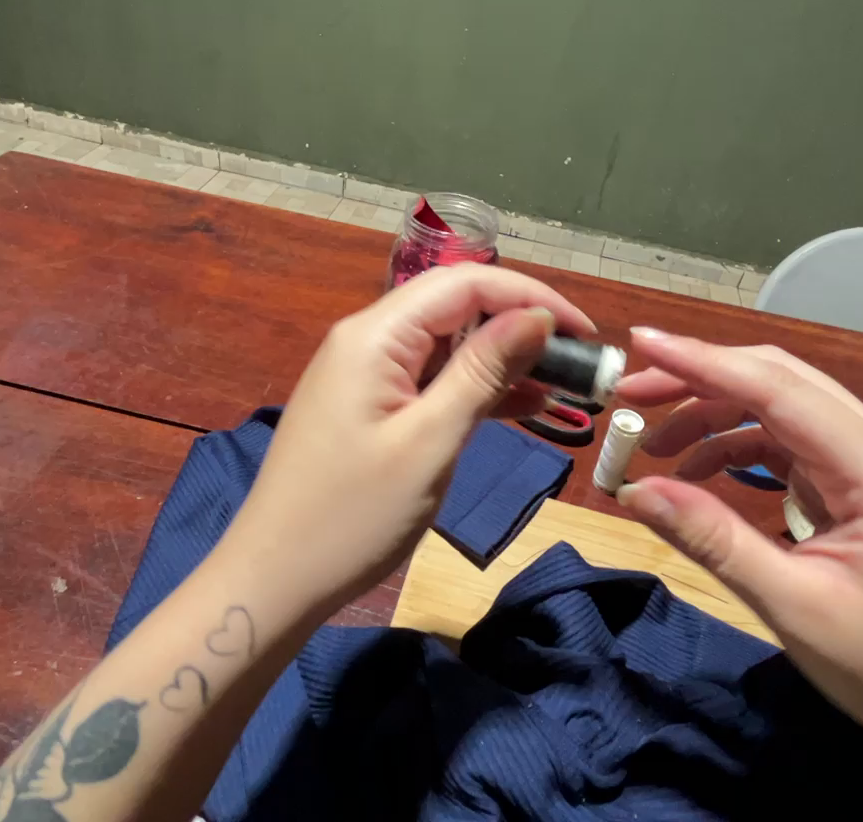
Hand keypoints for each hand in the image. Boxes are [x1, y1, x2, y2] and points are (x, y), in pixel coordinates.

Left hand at [223, 264, 593, 613]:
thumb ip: (483, 370)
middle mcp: (369, 338)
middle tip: (579, 363)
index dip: (531, 297)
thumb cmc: (354, 515)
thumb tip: (536, 316)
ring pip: (449, 344)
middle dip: (521, 325)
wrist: (276, 580)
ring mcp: (367, 373)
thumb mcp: (431, 441)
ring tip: (563, 386)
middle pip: (457, 307)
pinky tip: (523, 405)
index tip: (586, 331)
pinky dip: (475, 388)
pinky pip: (432, 380)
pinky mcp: (371, 405)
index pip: (466, 283)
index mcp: (377, 333)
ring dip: (504, 359)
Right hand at [613, 328, 862, 784]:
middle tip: (629, 395)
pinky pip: (784, 441)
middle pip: (775, 381)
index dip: (702, 361)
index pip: (775, 388)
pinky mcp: (854, 481)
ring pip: (776, 405)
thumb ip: (715, 540)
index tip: (639, 340)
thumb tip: (634, 490)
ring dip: (711, 412)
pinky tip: (694, 470)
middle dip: (697, 378)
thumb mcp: (794, 609)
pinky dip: (733, 446)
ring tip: (650, 443)